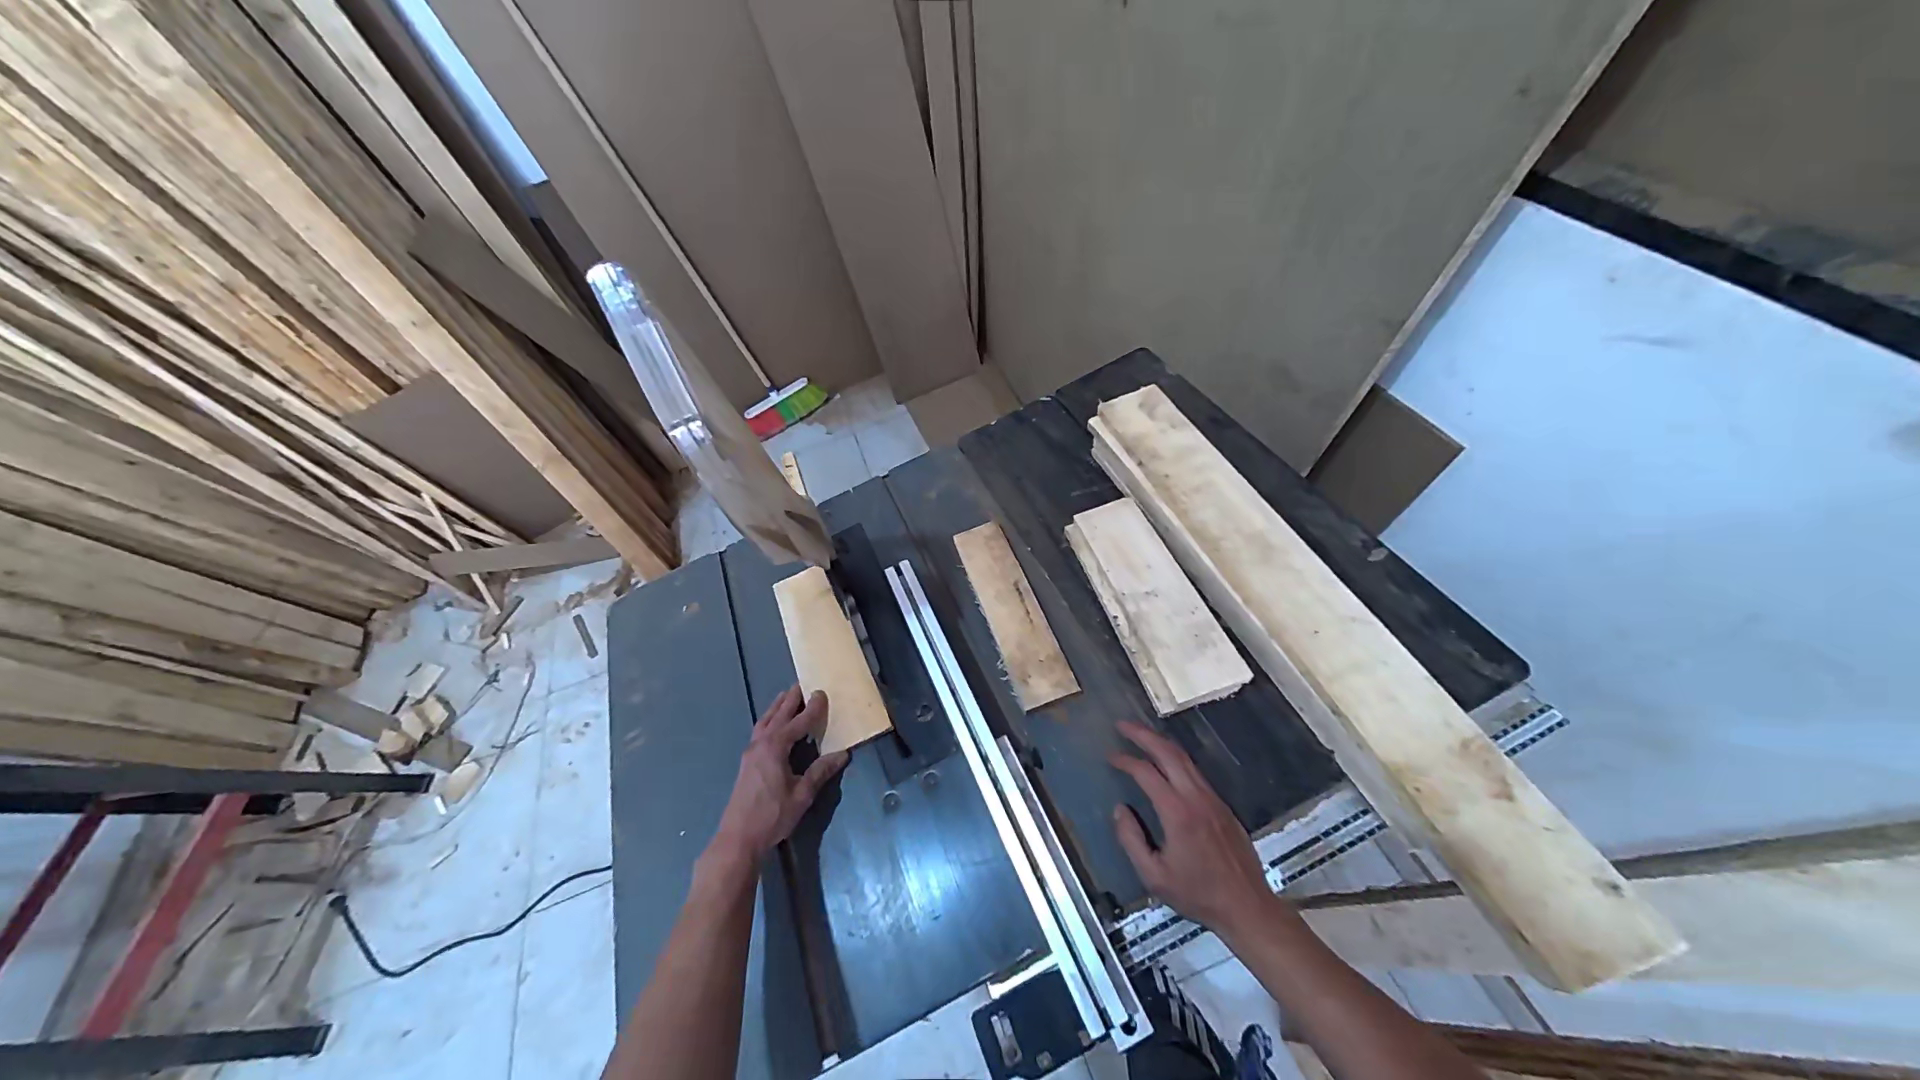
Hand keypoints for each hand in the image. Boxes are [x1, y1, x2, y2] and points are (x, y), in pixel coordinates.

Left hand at [709, 686, 848, 863]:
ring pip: (765, 722)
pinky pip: (759, 731)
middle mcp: (761, 744)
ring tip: (785, 697)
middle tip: (801, 685)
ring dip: (777, 708)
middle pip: (778, 715)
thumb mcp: (802, 794)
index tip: (822, 693)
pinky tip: (772, 726)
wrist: (738, 837)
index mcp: (776, 747)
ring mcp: (751, 753)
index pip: (798, 722)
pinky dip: (769, 721)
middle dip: (790, 700)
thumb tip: (842, 754)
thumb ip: (821, 772)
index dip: (812, 708)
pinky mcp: (747, 762)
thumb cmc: (772, 815)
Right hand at [1109, 720, 1279, 939]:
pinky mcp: (1223, 806)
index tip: (1111, 756)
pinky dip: (1176, 759)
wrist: (1247, 906)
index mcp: (1178, 813)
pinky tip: (1167, 763)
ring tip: (1142, 736)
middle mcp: (1197, 798)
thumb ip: (1131, 840)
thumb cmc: (1198, 895)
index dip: (1126, 760)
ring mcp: (1213, 800)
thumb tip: (1120, 810)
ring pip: (1186, 759)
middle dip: (1144, 735)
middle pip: (1169, 753)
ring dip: (1162, 743)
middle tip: (1123, 725)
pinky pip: (1196, 773)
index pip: (1146, 773)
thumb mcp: (1154, 876)